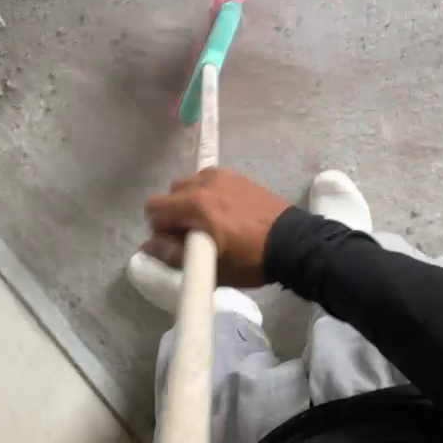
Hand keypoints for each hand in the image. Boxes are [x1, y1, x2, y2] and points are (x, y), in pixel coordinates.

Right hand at [142, 168, 291, 287]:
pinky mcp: (240, 177)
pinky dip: (210, 193)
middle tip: (190, 233)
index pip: (154, 206)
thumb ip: (174, 254)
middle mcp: (205, 183)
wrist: (294, 244)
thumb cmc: (249, 259)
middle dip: (173, 210)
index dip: (158, 226)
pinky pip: (212, 180)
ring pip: (192, 182)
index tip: (173, 242)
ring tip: (209, 221)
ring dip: (191, 199)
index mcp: (194, 204)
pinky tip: (225, 212)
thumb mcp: (210, 266)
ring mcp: (224, 177)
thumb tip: (149, 245)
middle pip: (172, 191)